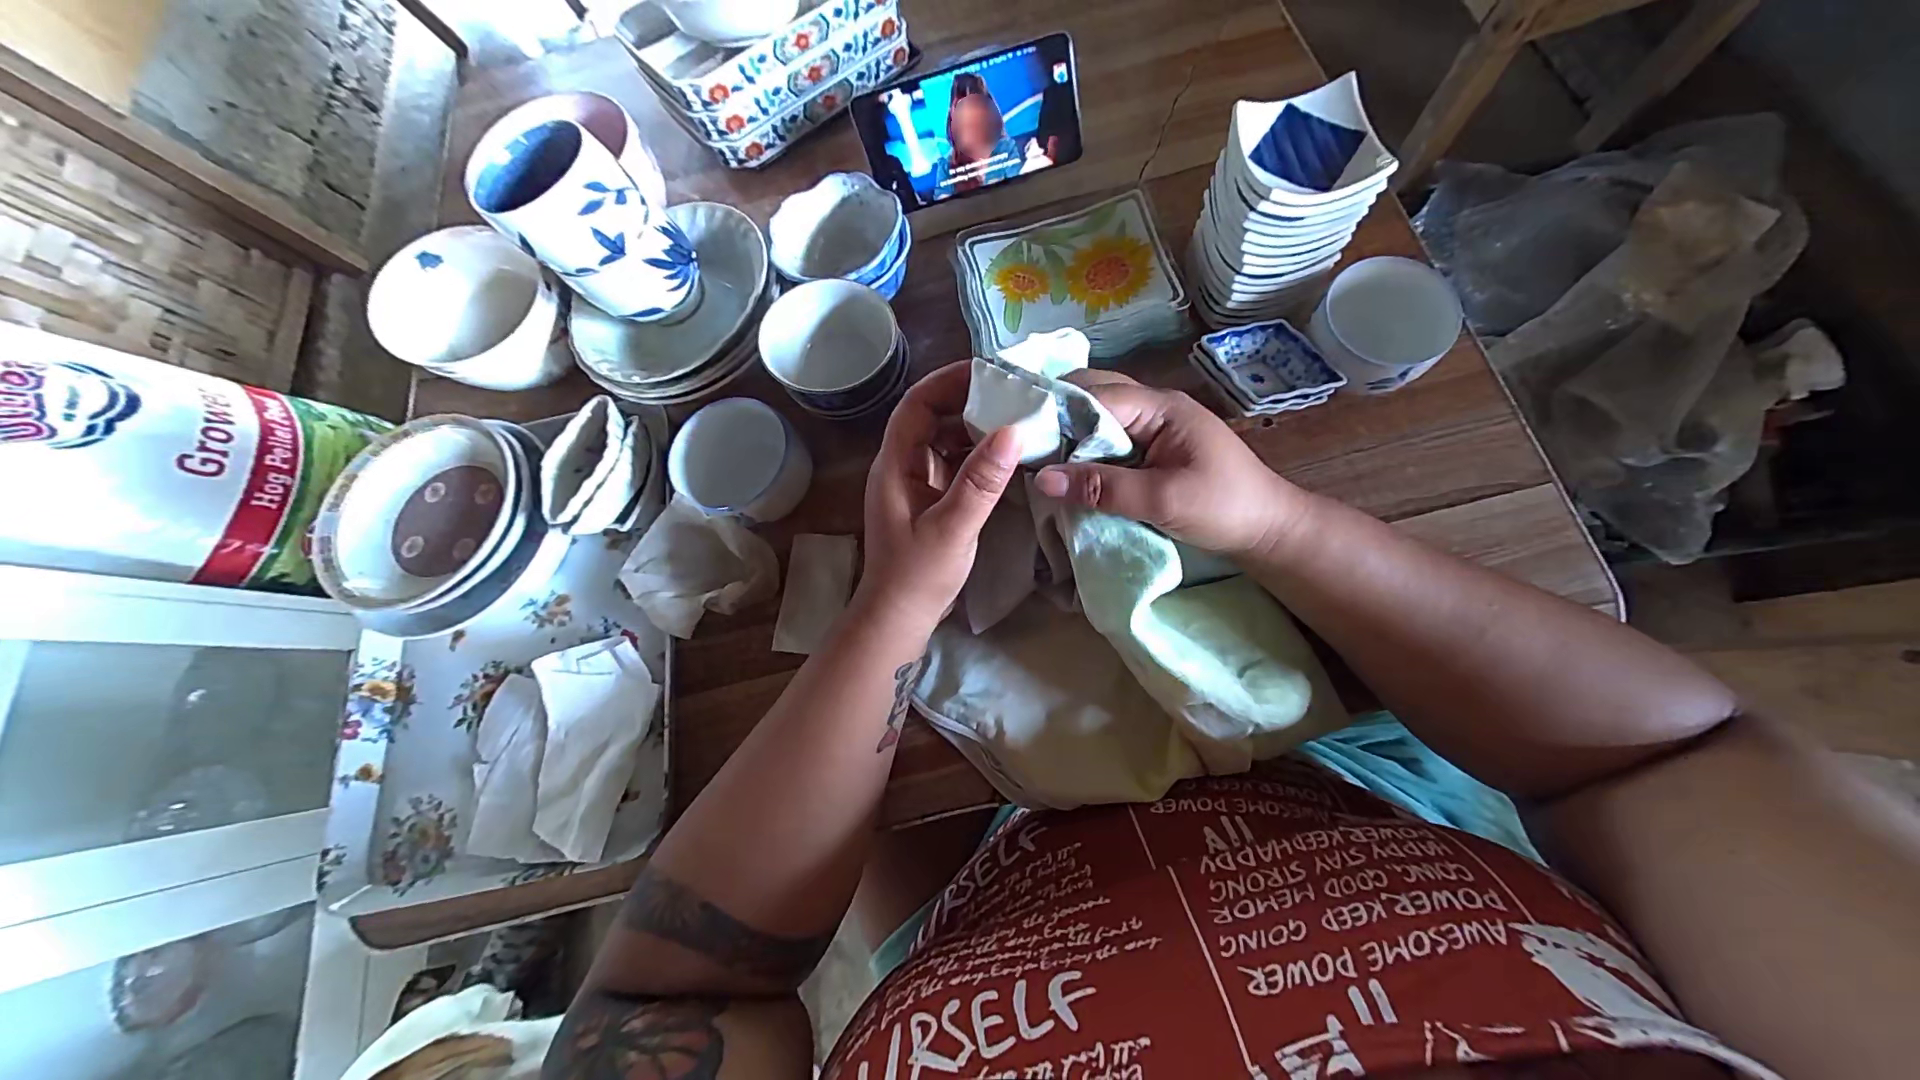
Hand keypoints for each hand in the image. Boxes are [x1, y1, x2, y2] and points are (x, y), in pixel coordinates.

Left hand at [856, 361, 1021, 628]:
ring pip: (945, 440)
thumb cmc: (918, 575)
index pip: (916, 405)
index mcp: (895, 465)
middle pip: (931, 417)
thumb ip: (980, 481)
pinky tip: (1005, 458)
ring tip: (1016, 420)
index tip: (988, 372)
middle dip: (968, 402)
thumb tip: (1013, 431)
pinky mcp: (930, 499)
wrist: (899, 617)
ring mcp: (916, 483)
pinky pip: (954, 464)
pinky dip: (978, 456)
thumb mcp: (953, 527)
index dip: (948, 382)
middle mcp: (902, 466)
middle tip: (1012, 394)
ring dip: (976, 429)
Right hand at [1032, 370, 1311, 556]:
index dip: (1055, 411)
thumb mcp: (1163, 500)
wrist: (1267, 529)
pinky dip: (1081, 450)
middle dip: (1055, 415)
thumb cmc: (1224, 508)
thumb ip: (1102, 487)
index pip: (1095, 395)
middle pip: (1091, 395)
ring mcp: (1150, 427)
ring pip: (1095, 416)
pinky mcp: (1148, 448)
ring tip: (1032, 455)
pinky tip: (1062, 469)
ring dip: (1066, 434)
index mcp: (1160, 407)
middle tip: (1020, 443)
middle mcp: (1152, 407)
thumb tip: (1041, 479)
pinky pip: (1105, 439)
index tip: (1017, 434)